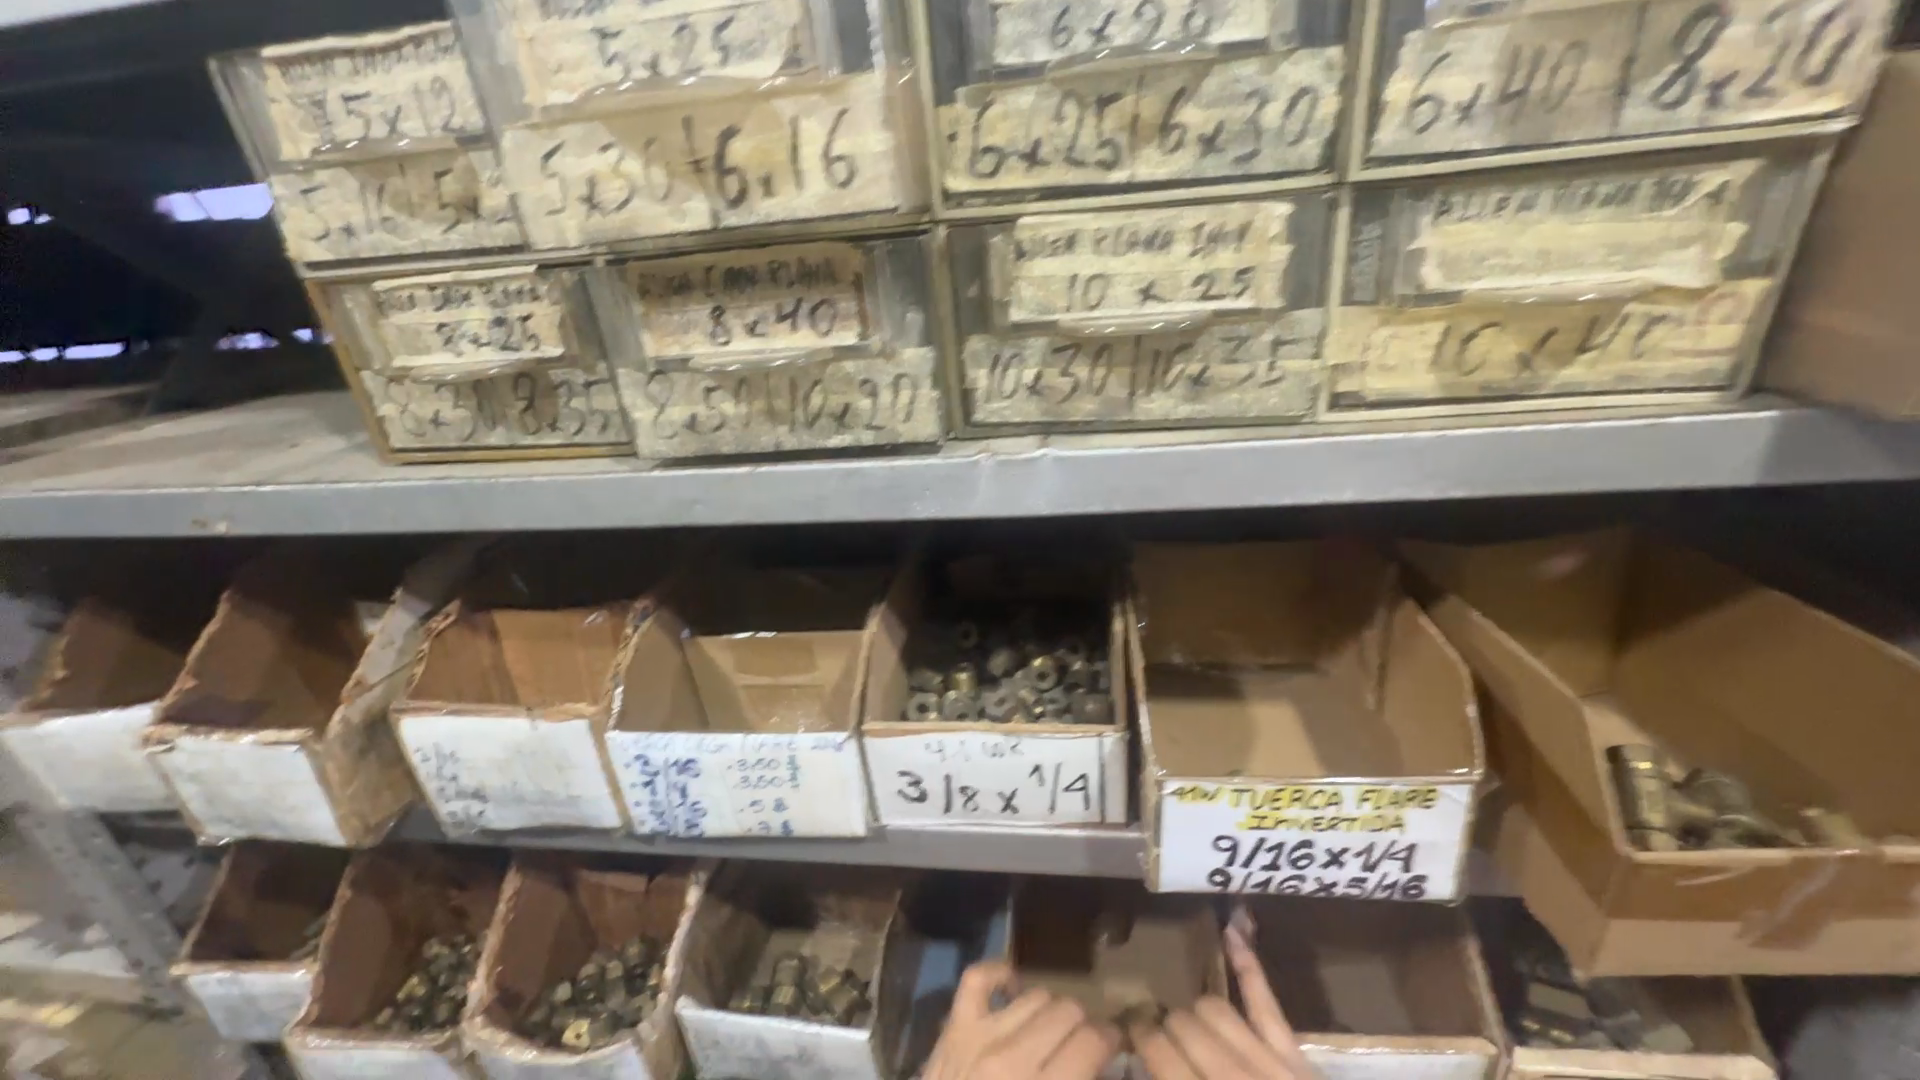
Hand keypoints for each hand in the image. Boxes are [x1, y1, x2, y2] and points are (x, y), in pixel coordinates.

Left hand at [926, 961, 1120, 1079]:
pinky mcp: (954, 1028)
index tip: (1114, 1047)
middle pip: (1068, 1011)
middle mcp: (1011, 1058)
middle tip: (1081, 1047)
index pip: (1092, 1041)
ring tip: (1049, 1033)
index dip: (1111, 1040)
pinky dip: (1001, 975)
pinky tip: (1015, 990)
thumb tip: (1103, 1064)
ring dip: (1050, 1013)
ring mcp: (979, 1036)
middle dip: (1083, 1027)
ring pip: (1036, 995)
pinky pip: (979, 978)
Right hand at [1129, 914, 1319, 1079]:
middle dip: (1164, 1026)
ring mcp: (1271, 1065)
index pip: (1159, 1051)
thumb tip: (1148, 1072)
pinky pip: (1266, 1003)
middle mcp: (1235, 1079)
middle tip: (1156, 1038)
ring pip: (1216, 1008)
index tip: (1127, 1034)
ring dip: (1195, 1013)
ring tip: (1187, 1027)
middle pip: (1184, 1024)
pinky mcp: (1298, 1060)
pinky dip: (1248, 965)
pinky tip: (1231, 931)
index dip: (1138, 1037)